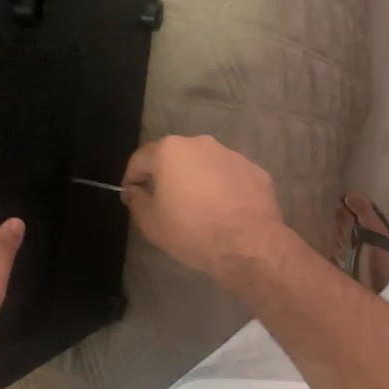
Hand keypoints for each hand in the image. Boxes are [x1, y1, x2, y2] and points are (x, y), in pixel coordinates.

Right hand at [122, 135, 289, 281]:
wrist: (248, 245)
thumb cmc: (192, 231)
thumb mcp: (151, 223)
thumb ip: (136, 201)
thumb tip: (134, 191)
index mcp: (171, 151)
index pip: (141, 159)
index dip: (132, 177)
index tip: (132, 195)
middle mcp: (202, 144)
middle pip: (175, 157)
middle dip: (167, 176)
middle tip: (165, 202)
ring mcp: (232, 156)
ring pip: (205, 165)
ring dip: (197, 180)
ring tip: (198, 208)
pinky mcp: (255, 171)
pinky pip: (230, 177)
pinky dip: (223, 188)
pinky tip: (225, 211)